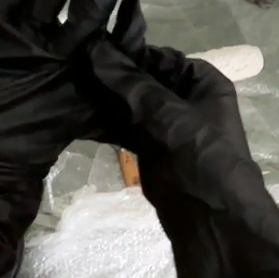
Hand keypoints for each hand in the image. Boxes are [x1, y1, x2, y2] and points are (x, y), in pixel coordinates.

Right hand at [87, 0, 278, 277]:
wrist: (217, 230)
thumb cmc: (202, 162)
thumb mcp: (167, 117)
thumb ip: (131, 84)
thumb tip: (93, 47)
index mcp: (203, 83)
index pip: (159, 57)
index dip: (126, 52)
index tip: (83, 46)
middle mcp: (187, 101)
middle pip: (143, 81)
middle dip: (109, 78)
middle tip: (64, 68)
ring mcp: (170, 130)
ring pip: (131, 107)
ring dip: (102, 101)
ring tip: (61, 89)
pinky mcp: (154, 155)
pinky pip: (126, 131)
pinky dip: (104, 126)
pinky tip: (73, 118)